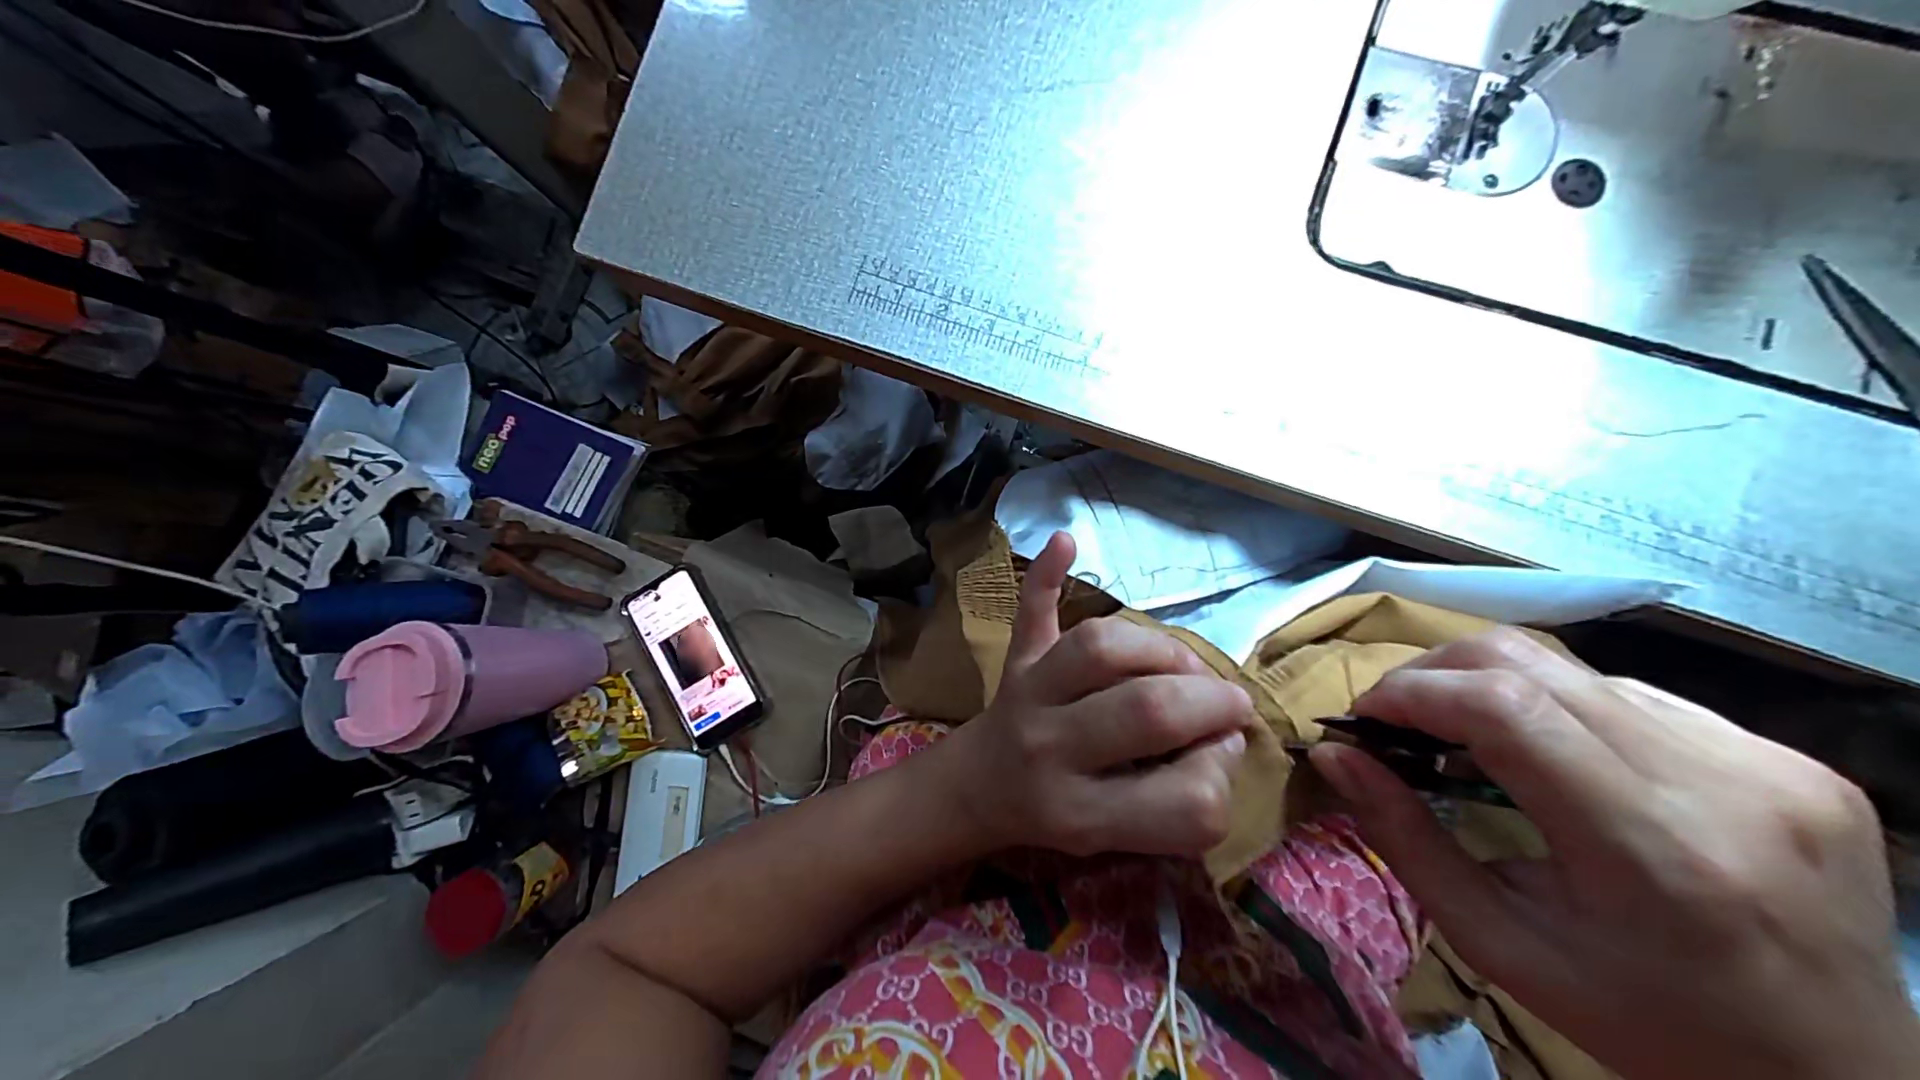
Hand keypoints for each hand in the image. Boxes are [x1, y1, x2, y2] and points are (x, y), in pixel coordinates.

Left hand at [930, 531, 1252, 856]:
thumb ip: (1180, 803)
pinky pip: (1029, 613)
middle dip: (1208, 702)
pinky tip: (1066, 541)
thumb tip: (1222, 734)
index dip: (1223, 776)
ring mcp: (1028, 694)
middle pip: (1146, 712)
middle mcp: (1050, 750)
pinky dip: (1045, 576)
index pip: (1186, 805)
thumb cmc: (1062, 814)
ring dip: (1158, 649)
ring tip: (1180, 666)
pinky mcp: (1016, 658)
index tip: (1218, 756)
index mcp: (1083, 816)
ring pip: (1098, 649)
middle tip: (1224, 702)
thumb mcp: (1120, 837)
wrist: (982, 788)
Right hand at [1310, 629, 1919, 1079]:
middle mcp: (1721, 783)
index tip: (1365, 716)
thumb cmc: (1641, 1020)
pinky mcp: (1791, 757)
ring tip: (1466, 736)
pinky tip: (1554, 755)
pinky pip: (1632, 695)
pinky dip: (1561, 708)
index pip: (1503, 707)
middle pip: (1530, 661)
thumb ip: (1405, 837)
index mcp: (1651, 848)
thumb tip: (1334, 755)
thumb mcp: (1497, 942)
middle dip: (1434, 673)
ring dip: (1493, 687)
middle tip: (1397, 716)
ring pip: (1575, 670)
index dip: (1413, 691)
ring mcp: (1769, 762)